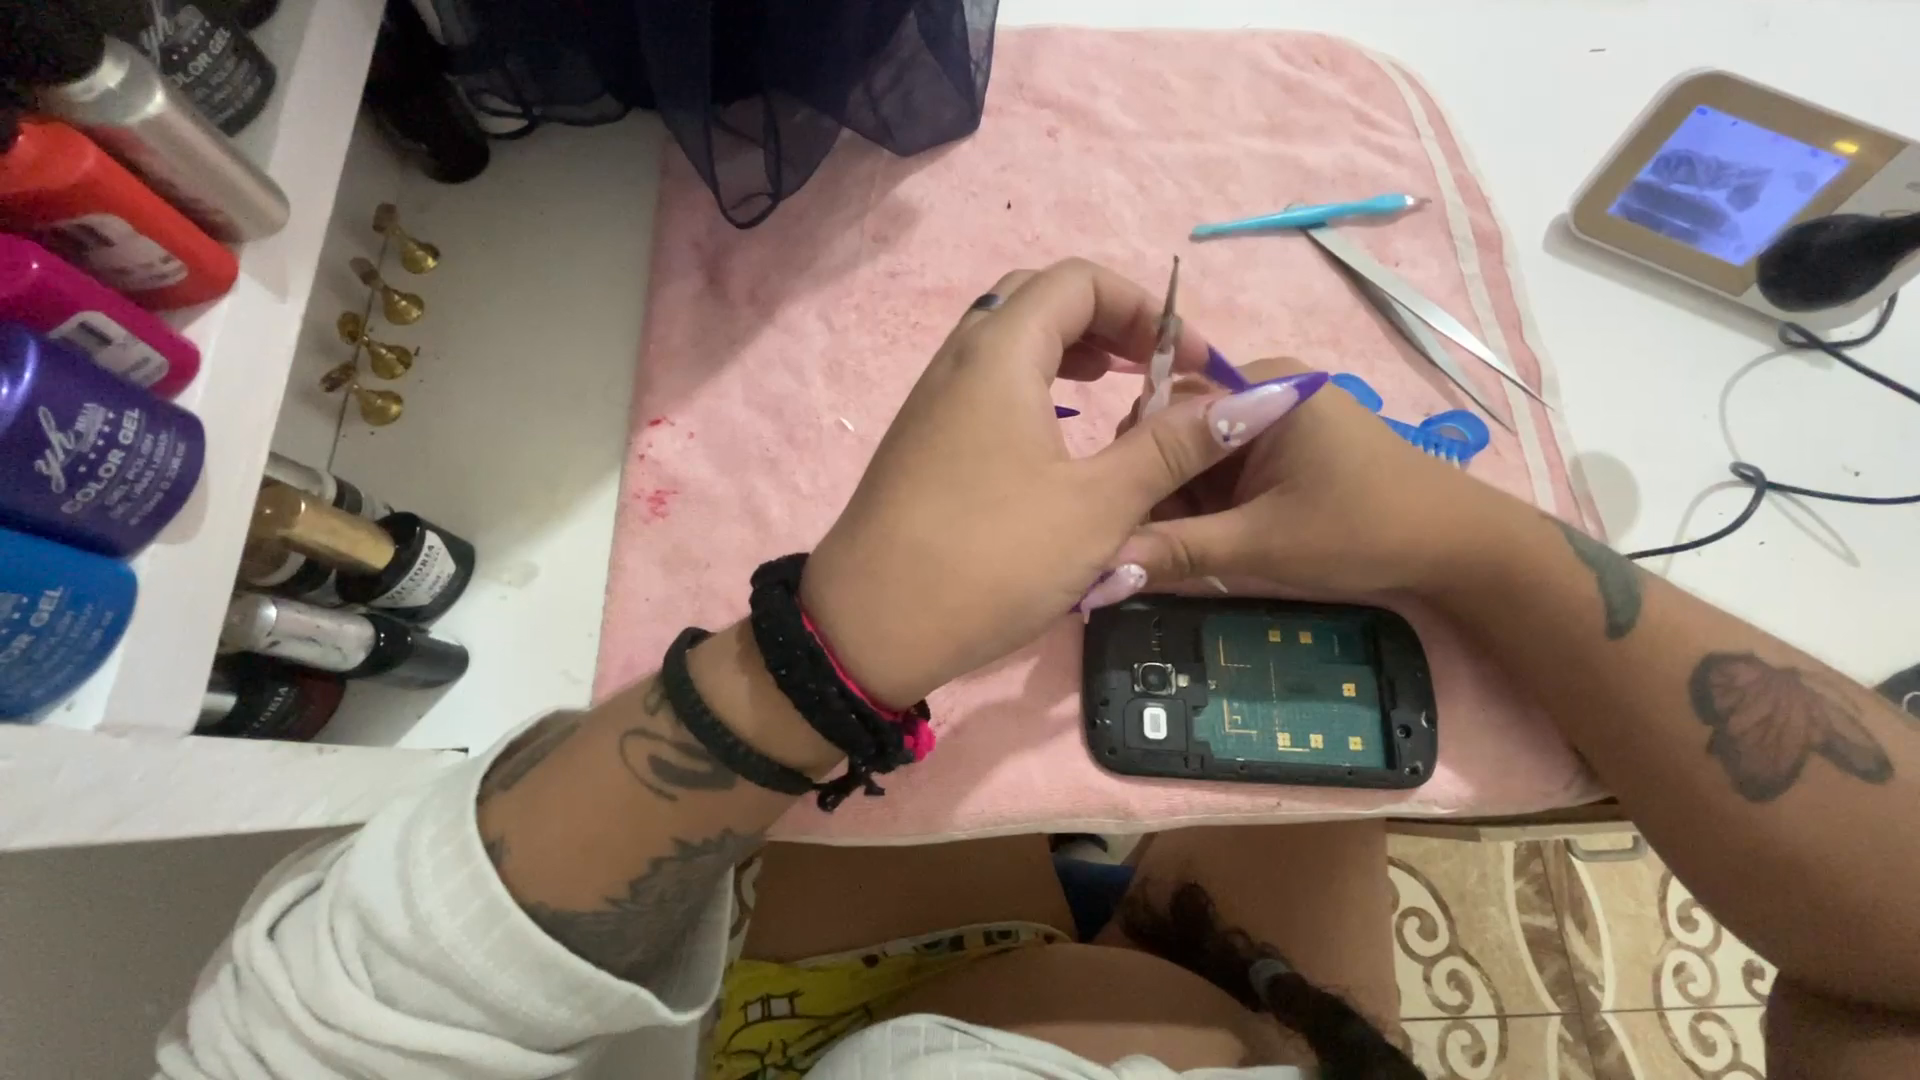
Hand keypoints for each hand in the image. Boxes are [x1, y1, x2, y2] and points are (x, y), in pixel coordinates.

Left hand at [800, 260, 1323, 706]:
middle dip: (1105, 322)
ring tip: (1111, 390)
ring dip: (1065, 353)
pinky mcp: (921, 441)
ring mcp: (931, 401)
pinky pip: (983, 386)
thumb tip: (1258, 400)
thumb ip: (1174, 447)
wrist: (869, 627)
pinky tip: (1055, 438)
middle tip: (1147, 369)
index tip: (1189, 362)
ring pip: (1006, 343)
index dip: (1144, 308)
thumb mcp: (1098, 506)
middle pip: (1038, 300)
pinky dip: (1031, 387)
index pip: (1079, 281)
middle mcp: (957, 360)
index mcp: (999, 354)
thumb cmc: (991, 560)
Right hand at [1109, 356, 1505, 599]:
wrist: (1459, 548)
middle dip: (1160, 488)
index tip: (1120, 521)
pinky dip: (1211, 501)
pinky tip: (1210, 537)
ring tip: (1177, 547)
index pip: (1164, 413)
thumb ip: (1178, 550)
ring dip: (1183, 500)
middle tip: (1150, 544)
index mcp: (1260, 387)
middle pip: (1179, 434)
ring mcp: (1277, 414)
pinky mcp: (1287, 443)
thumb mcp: (1261, 543)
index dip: (1136, 468)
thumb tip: (1101, 566)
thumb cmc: (1363, 531)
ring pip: (1199, 454)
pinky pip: (1226, 465)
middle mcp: (1263, 387)